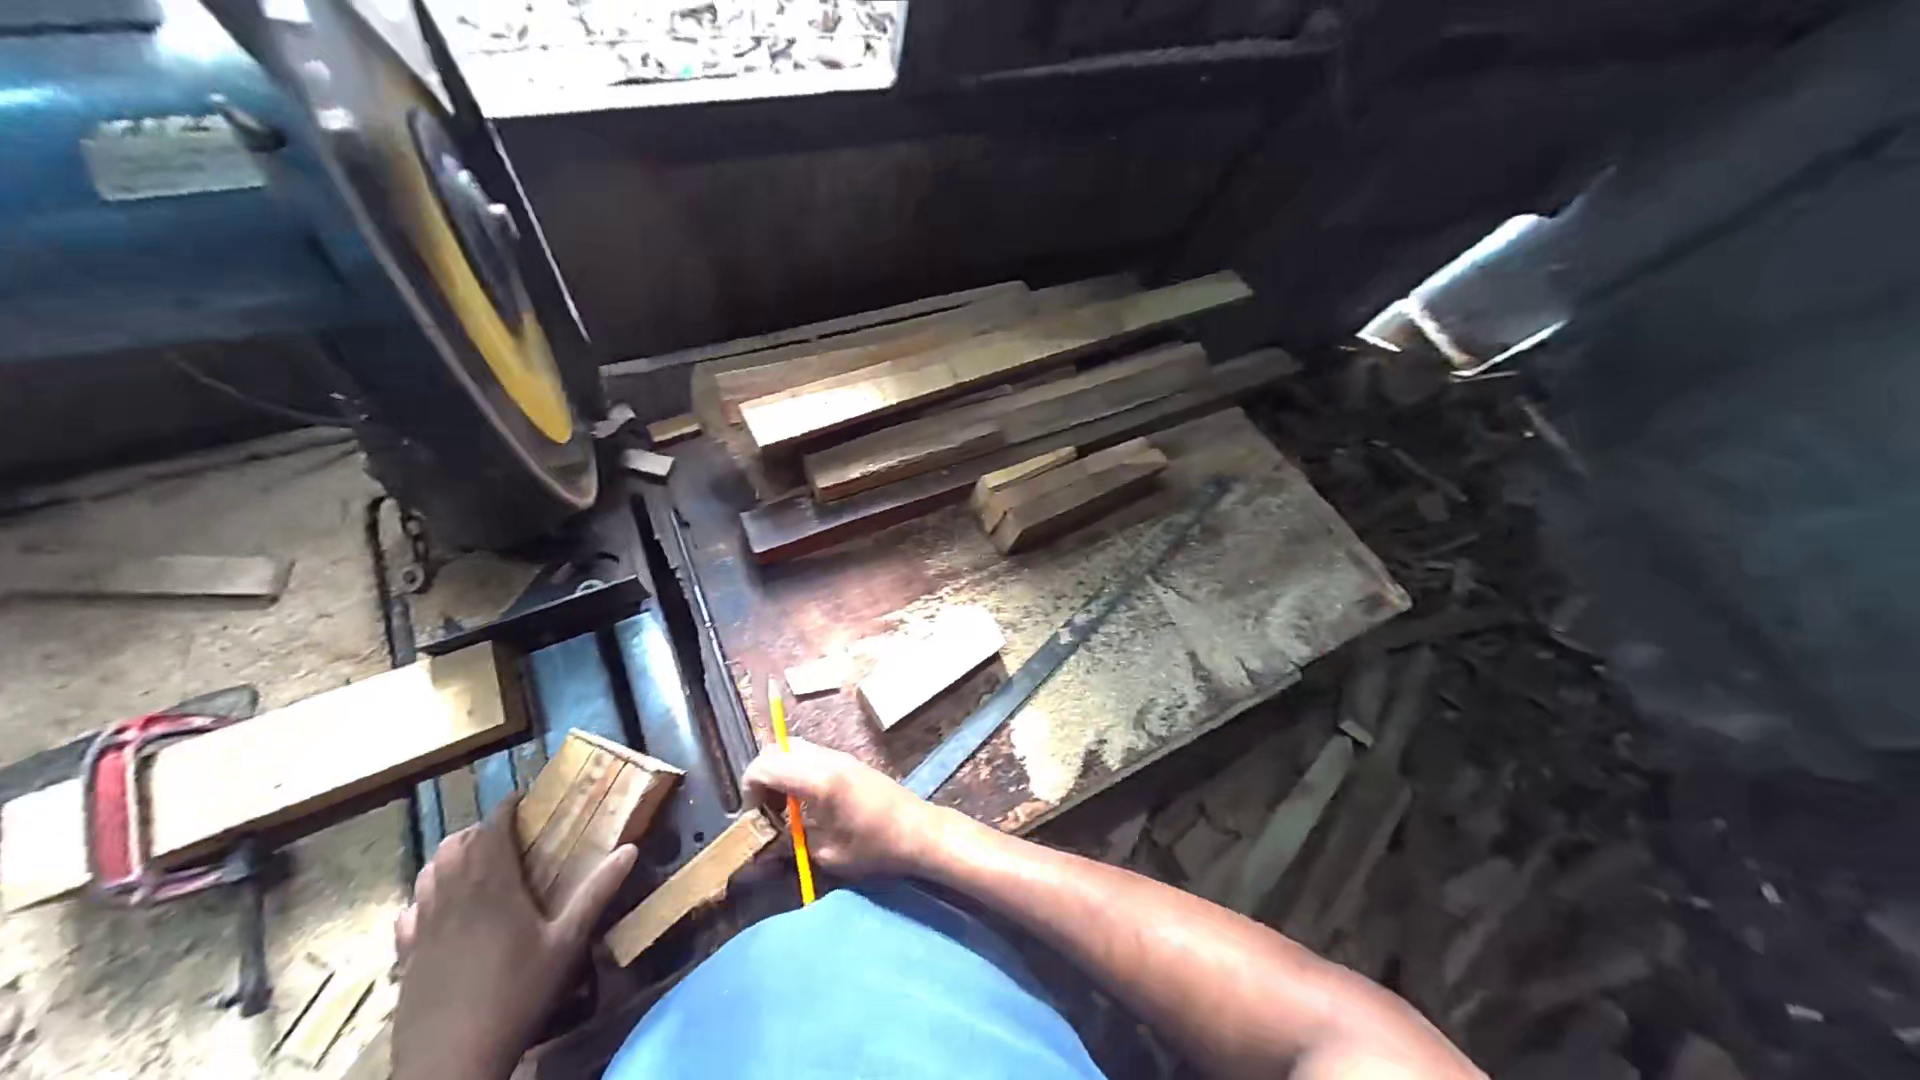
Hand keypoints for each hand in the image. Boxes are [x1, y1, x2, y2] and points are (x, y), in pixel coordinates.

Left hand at [391, 797, 637, 1079]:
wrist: (451, 1062)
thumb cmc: (517, 995)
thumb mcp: (567, 943)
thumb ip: (597, 893)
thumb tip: (631, 848)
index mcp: (492, 885)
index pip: (491, 828)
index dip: (505, 807)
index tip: (523, 797)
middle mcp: (452, 895)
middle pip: (455, 844)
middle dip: (478, 829)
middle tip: (506, 831)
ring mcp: (423, 926)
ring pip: (428, 872)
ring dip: (450, 856)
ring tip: (474, 861)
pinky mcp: (406, 955)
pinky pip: (409, 910)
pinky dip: (424, 896)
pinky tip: (438, 908)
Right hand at [742, 738, 946, 878]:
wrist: (919, 831)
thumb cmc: (876, 847)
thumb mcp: (827, 855)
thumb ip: (790, 843)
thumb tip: (764, 844)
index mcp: (819, 779)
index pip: (766, 765)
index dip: (749, 788)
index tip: (753, 817)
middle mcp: (827, 758)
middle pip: (776, 749)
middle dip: (761, 775)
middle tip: (764, 809)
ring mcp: (839, 755)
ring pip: (793, 747)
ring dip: (779, 771)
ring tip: (783, 807)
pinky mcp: (848, 760)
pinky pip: (810, 753)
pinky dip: (796, 769)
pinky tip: (804, 800)